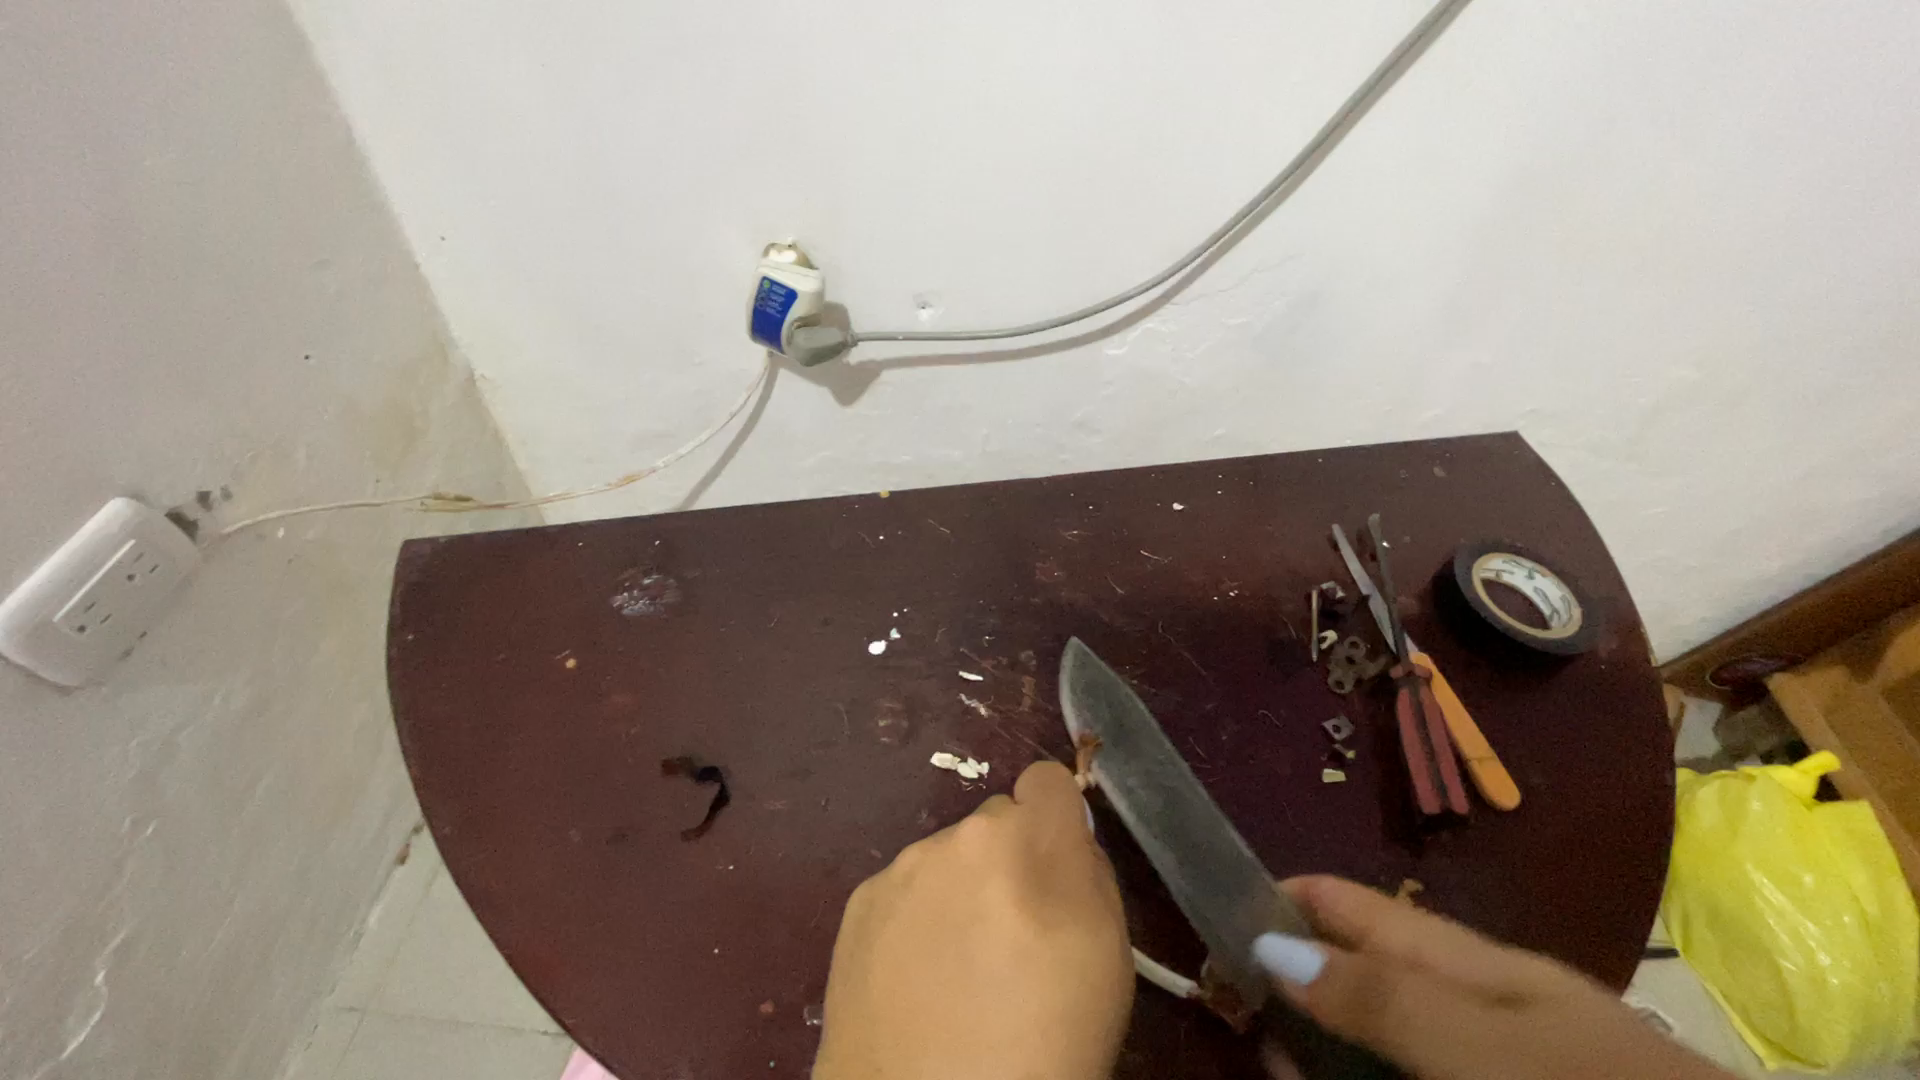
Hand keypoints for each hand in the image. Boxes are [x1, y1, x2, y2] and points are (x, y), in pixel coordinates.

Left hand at [813, 761, 1132, 1079]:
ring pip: (947, 858)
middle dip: (1007, 860)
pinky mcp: (858, 904)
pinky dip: (915, 920)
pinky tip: (916, 981)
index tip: (1054, 861)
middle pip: (994, 824)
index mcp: (1024, 841)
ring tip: (958, 969)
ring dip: (958, 890)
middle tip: (1009, 933)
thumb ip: (1089, 874)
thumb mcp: (1107, 958)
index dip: (1054, 816)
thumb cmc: (1044, 1043)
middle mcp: (958, 837)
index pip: (1045, 781)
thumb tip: (1065, 840)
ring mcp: (901, 869)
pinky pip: (904, 890)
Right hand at [1253, 876, 1733, 1079]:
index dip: (1276, 898)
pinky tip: (1319, 1078)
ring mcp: (1470, 1054)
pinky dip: (1346, 1073)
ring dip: (1307, 1042)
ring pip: (1363, 1030)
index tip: (1206, 914)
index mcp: (1465, 959)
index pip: (1344, 904)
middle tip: (1222, 1009)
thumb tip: (1267, 942)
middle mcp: (1461, 1002)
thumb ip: (1385, 997)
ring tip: (1267, 1058)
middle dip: (1280, 979)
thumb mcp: (1495, 1044)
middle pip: (1344, 969)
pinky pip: (1391, 1070)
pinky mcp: (1474, 1074)